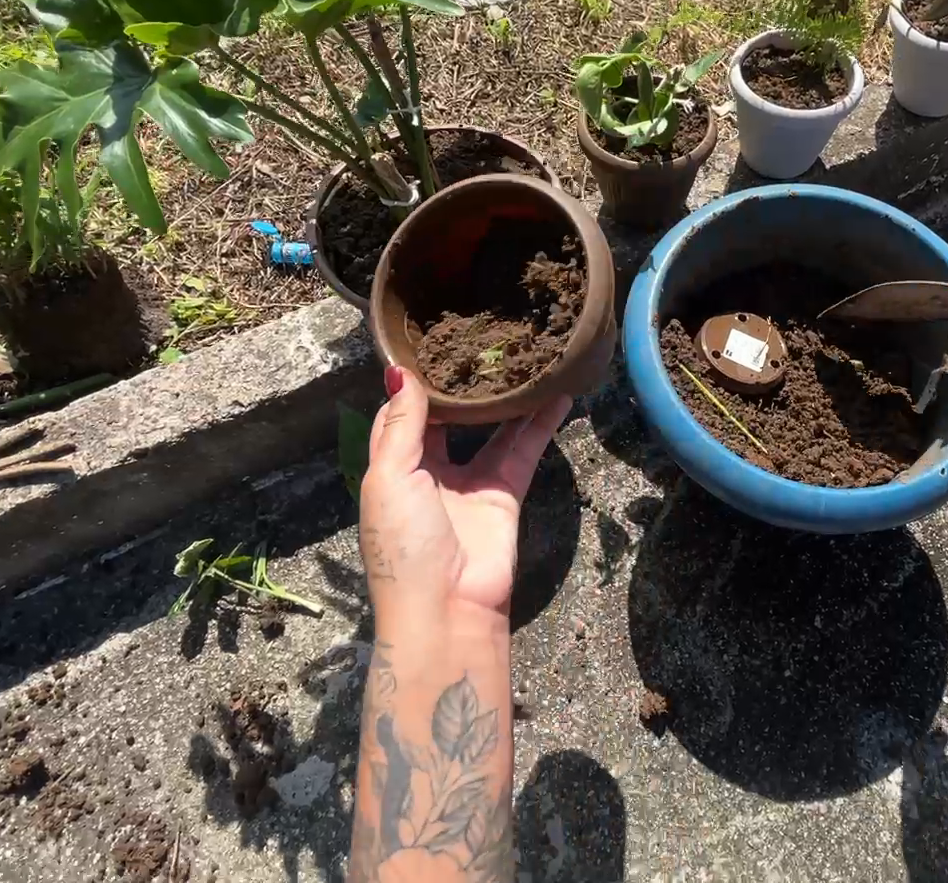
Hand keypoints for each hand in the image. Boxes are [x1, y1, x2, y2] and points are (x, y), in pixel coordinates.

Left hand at [358, 365, 570, 626]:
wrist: (447, 608)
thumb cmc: (404, 542)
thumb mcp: (389, 476)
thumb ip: (400, 424)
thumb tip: (398, 371)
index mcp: (392, 468)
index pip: (400, 416)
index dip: (411, 384)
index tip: (428, 343)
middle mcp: (430, 471)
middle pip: (448, 419)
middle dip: (462, 386)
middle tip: (480, 340)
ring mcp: (470, 482)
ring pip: (491, 429)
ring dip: (506, 399)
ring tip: (522, 359)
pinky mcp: (505, 492)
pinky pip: (523, 449)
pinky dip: (540, 424)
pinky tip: (557, 394)